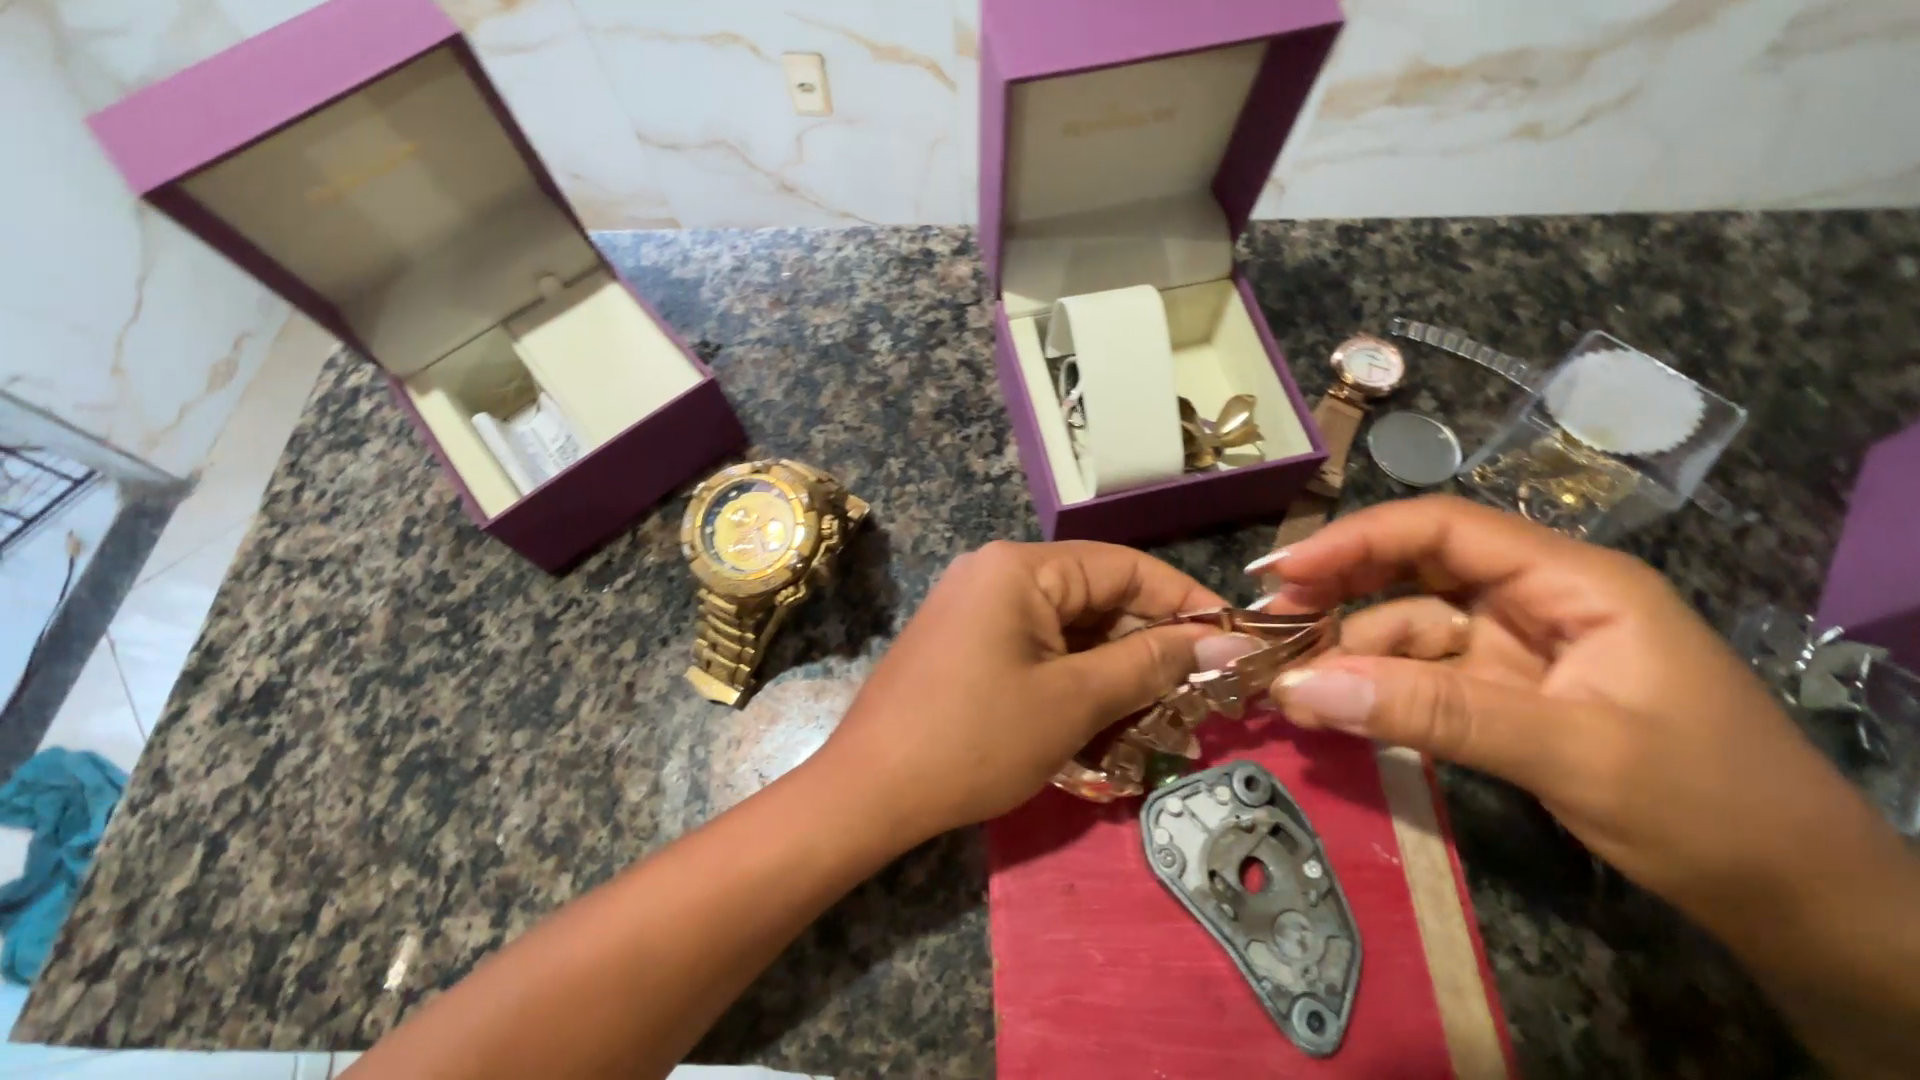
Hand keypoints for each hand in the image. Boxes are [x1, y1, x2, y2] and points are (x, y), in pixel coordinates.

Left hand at [810, 540, 1253, 842]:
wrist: (868, 793)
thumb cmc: (976, 741)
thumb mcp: (1074, 701)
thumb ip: (1150, 663)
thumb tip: (1223, 641)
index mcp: (1020, 568)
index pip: (1125, 567)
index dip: (1185, 603)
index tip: (1233, 643)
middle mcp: (995, 573)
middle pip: (1098, 597)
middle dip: (1150, 646)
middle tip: (1201, 695)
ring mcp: (976, 609)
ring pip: (1070, 629)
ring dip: (1116, 670)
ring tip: (1163, 717)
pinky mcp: (966, 645)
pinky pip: (1038, 649)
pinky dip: (1075, 680)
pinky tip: (1107, 719)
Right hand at [1252, 496, 1894, 927]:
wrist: (1793, 894)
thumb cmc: (1708, 802)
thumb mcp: (1569, 750)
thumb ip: (1433, 712)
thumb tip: (1303, 685)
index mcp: (1571, 580)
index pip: (1442, 530)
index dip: (1354, 541)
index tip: (1281, 575)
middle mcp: (1536, 601)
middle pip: (1415, 572)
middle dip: (1339, 591)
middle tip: (1265, 626)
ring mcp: (1518, 652)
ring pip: (1410, 631)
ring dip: (1348, 654)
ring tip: (1285, 688)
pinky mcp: (1505, 699)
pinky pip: (1422, 681)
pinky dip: (1375, 694)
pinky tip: (1330, 711)